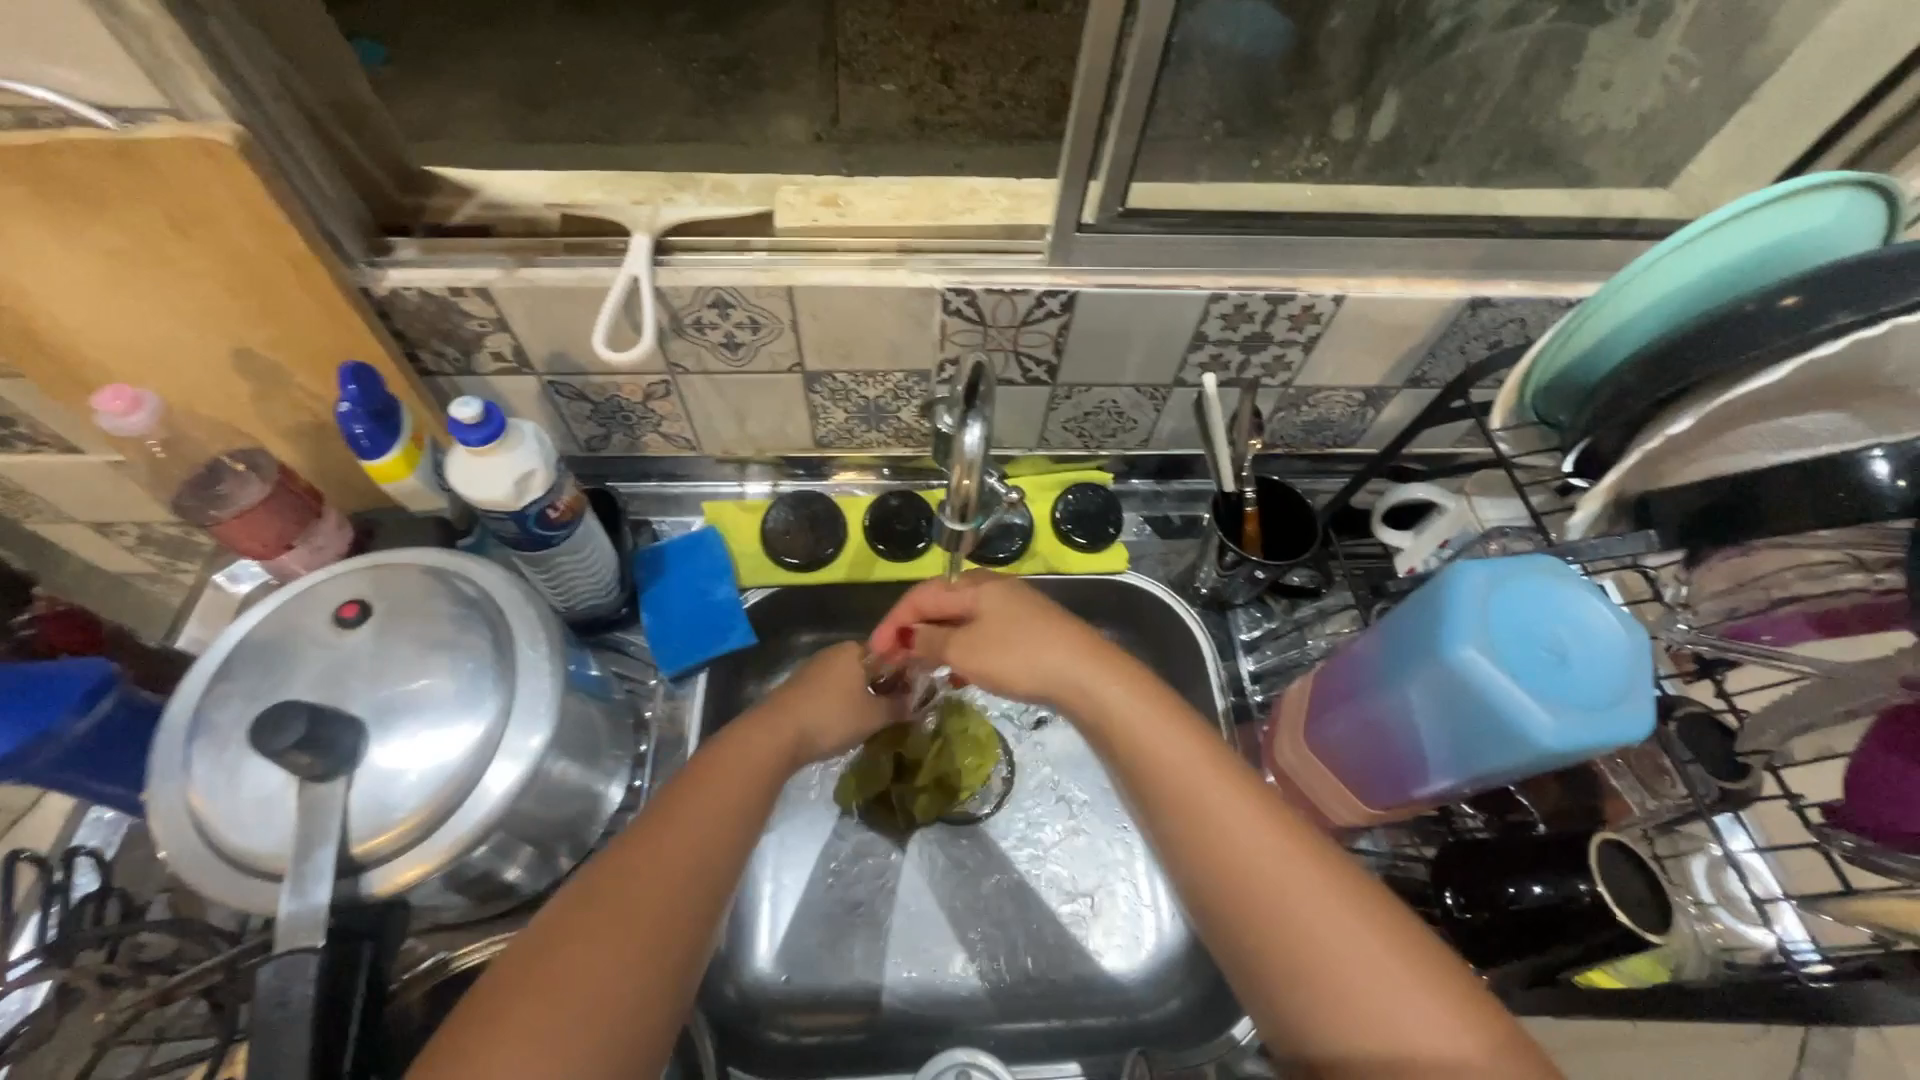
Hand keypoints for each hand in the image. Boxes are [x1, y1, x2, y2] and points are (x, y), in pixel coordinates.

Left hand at [748, 641, 905, 768]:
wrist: (775, 735)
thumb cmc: (832, 718)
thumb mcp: (875, 716)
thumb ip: (900, 706)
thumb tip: (919, 702)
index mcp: (856, 650)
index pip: (891, 653)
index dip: (905, 674)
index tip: (915, 695)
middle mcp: (834, 652)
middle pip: (869, 666)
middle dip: (884, 686)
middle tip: (896, 711)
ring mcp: (813, 669)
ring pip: (849, 680)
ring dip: (862, 696)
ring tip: (873, 720)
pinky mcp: (799, 687)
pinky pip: (831, 691)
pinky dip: (842, 704)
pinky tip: (845, 723)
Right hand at [866, 570, 1131, 710]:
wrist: (1084, 674)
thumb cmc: (1018, 657)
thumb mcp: (965, 651)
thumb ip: (930, 642)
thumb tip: (906, 636)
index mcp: (973, 586)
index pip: (920, 596)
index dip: (892, 623)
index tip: (873, 652)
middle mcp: (991, 589)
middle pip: (940, 605)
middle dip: (913, 632)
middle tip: (892, 661)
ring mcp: (1012, 610)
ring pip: (961, 623)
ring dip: (936, 644)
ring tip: (918, 671)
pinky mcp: (1026, 633)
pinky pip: (981, 637)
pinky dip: (962, 653)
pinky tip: (957, 677)